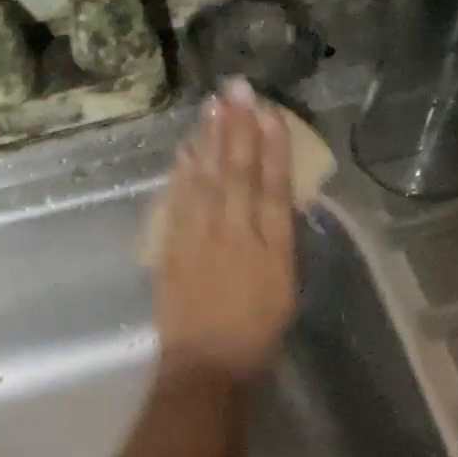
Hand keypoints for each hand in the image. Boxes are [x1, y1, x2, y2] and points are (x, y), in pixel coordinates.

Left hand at [155, 78, 296, 382]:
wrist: (206, 367)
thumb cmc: (255, 339)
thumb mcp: (284, 293)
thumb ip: (279, 247)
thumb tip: (274, 210)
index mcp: (272, 251)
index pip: (273, 189)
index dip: (272, 149)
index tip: (271, 114)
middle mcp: (236, 238)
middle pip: (238, 176)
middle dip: (239, 130)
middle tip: (238, 89)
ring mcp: (200, 242)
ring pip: (206, 182)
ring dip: (210, 142)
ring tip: (213, 106)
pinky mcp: (172, 251)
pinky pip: (178, 204)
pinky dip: (182, 175)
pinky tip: (186, 151)